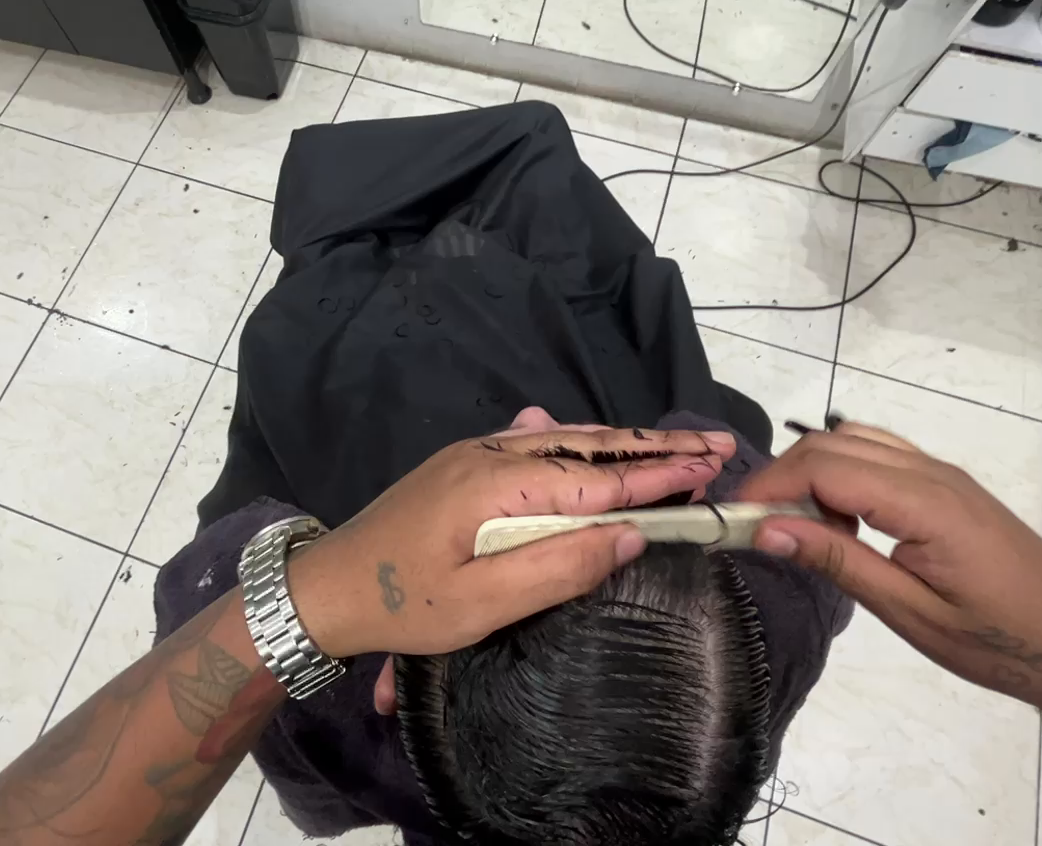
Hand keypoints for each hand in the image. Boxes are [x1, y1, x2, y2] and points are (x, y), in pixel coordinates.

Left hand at [286, 406, 733, 659]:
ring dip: (619, 443)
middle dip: (652, 446)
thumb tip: (630, 535)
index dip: (656, 476)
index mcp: (497, 483)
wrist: (329, 583)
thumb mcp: (482, 603)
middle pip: (586, 445)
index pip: (596, 479)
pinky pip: (534, 444)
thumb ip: (557, 566)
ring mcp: (475, 452)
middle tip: (713, 443)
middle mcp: (490, 453)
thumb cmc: (404, 602)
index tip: (710, 465)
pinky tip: (589, 439)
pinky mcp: (464, 463)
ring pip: (563, 439)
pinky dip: (578, 444)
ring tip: (671, 446)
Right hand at [737, 423, 1041, 740]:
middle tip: (755, 524)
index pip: (822, 467)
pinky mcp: (945, 482)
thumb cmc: (1005, 645)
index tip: (733, 518)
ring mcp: (941, 472)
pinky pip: (876, 452)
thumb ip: (837, 561)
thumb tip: (766, 529)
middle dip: (781, 476)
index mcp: (925, 503)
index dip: (769, 485)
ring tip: (798, 522)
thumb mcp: (913, 614)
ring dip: (810, 470)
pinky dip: (840, 469)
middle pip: (829, 445)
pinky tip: (841, 513)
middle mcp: (930, 472)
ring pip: (850, 440)